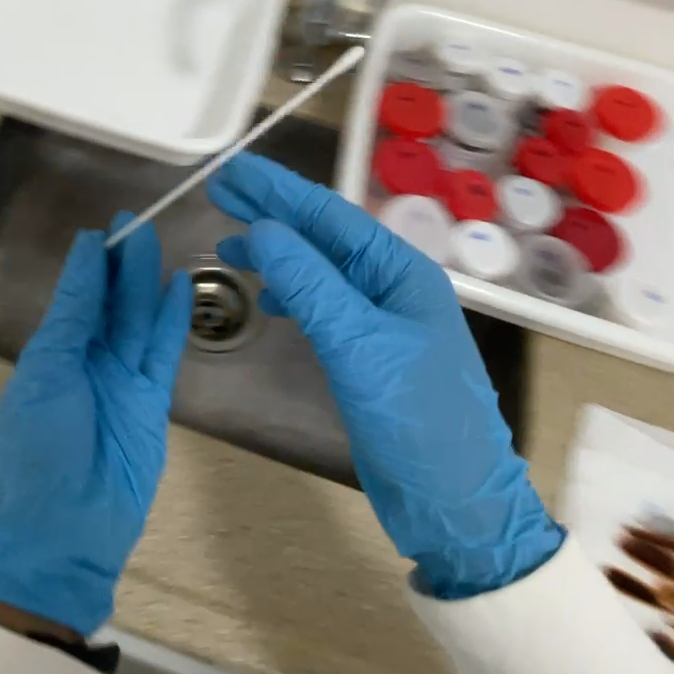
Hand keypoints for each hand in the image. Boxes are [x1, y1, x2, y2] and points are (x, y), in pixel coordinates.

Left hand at [0, 217, 192, 634]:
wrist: (59, 532)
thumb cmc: (36, 446)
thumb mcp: (45, 369)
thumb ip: (73, 310)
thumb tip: (85, 250)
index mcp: (51, 351)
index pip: (77, 295)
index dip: (91, 262)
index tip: (105, 227)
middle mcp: (87, 360)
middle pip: (111, 302)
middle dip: (121, 264)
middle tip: (134, 223)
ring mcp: (122, 380)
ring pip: (139, 320)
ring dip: (146, 282)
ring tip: (155, 240)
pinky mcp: (153, 402)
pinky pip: (164, 352)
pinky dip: (173, 320)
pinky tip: (180, 287)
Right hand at [208, 154, 564, 598]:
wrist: (455, 504)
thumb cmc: (415, 420)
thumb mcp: (358, 345)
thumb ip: (309, 283)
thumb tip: (262, 228)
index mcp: (399, 272)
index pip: (329, 215)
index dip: (278, 189)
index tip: (232, 168)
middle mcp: (390, 285)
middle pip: (322, 235)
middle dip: (272, 210)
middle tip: (219, 190)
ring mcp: (380, 319)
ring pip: (319, 268)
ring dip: (275, 252)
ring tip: (228, 243)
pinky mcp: (368, 352)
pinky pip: (321, 304)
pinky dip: (290, 293)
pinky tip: (268, 297)